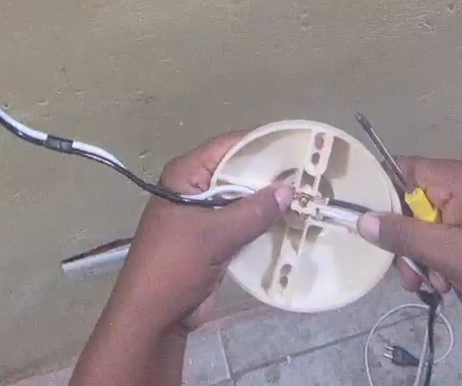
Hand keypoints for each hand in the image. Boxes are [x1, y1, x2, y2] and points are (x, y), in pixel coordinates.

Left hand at [107, 131, 290, 332]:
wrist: (153, 317)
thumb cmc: (175, 264)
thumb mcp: (214, 235)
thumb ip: (253, 212)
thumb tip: (289, 189)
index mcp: (186, 175)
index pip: (227, 147)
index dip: (259, 144)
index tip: (294, 146)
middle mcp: (195, 188)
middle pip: (237, 172)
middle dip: (268, 175)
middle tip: (308, 175)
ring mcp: (204, 214)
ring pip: (241, 199)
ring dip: (267, 202)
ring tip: (307, 198)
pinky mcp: (213, 239)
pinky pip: (242, 223)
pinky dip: (261, 224)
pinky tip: (290, 224)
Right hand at [357, 156, 461, 320]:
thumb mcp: (447, 254)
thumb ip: (402, 234)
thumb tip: (361, 219)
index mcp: (456, 176)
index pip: (401, 169)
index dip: (383, 196)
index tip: (373, 228)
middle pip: (413, 199)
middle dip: (407, 239)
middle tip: (411, 275)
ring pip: (429, 220)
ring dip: (424, 253)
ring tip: (434, 286)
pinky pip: (448, 229)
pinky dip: (442, 254)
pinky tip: (449, 282)